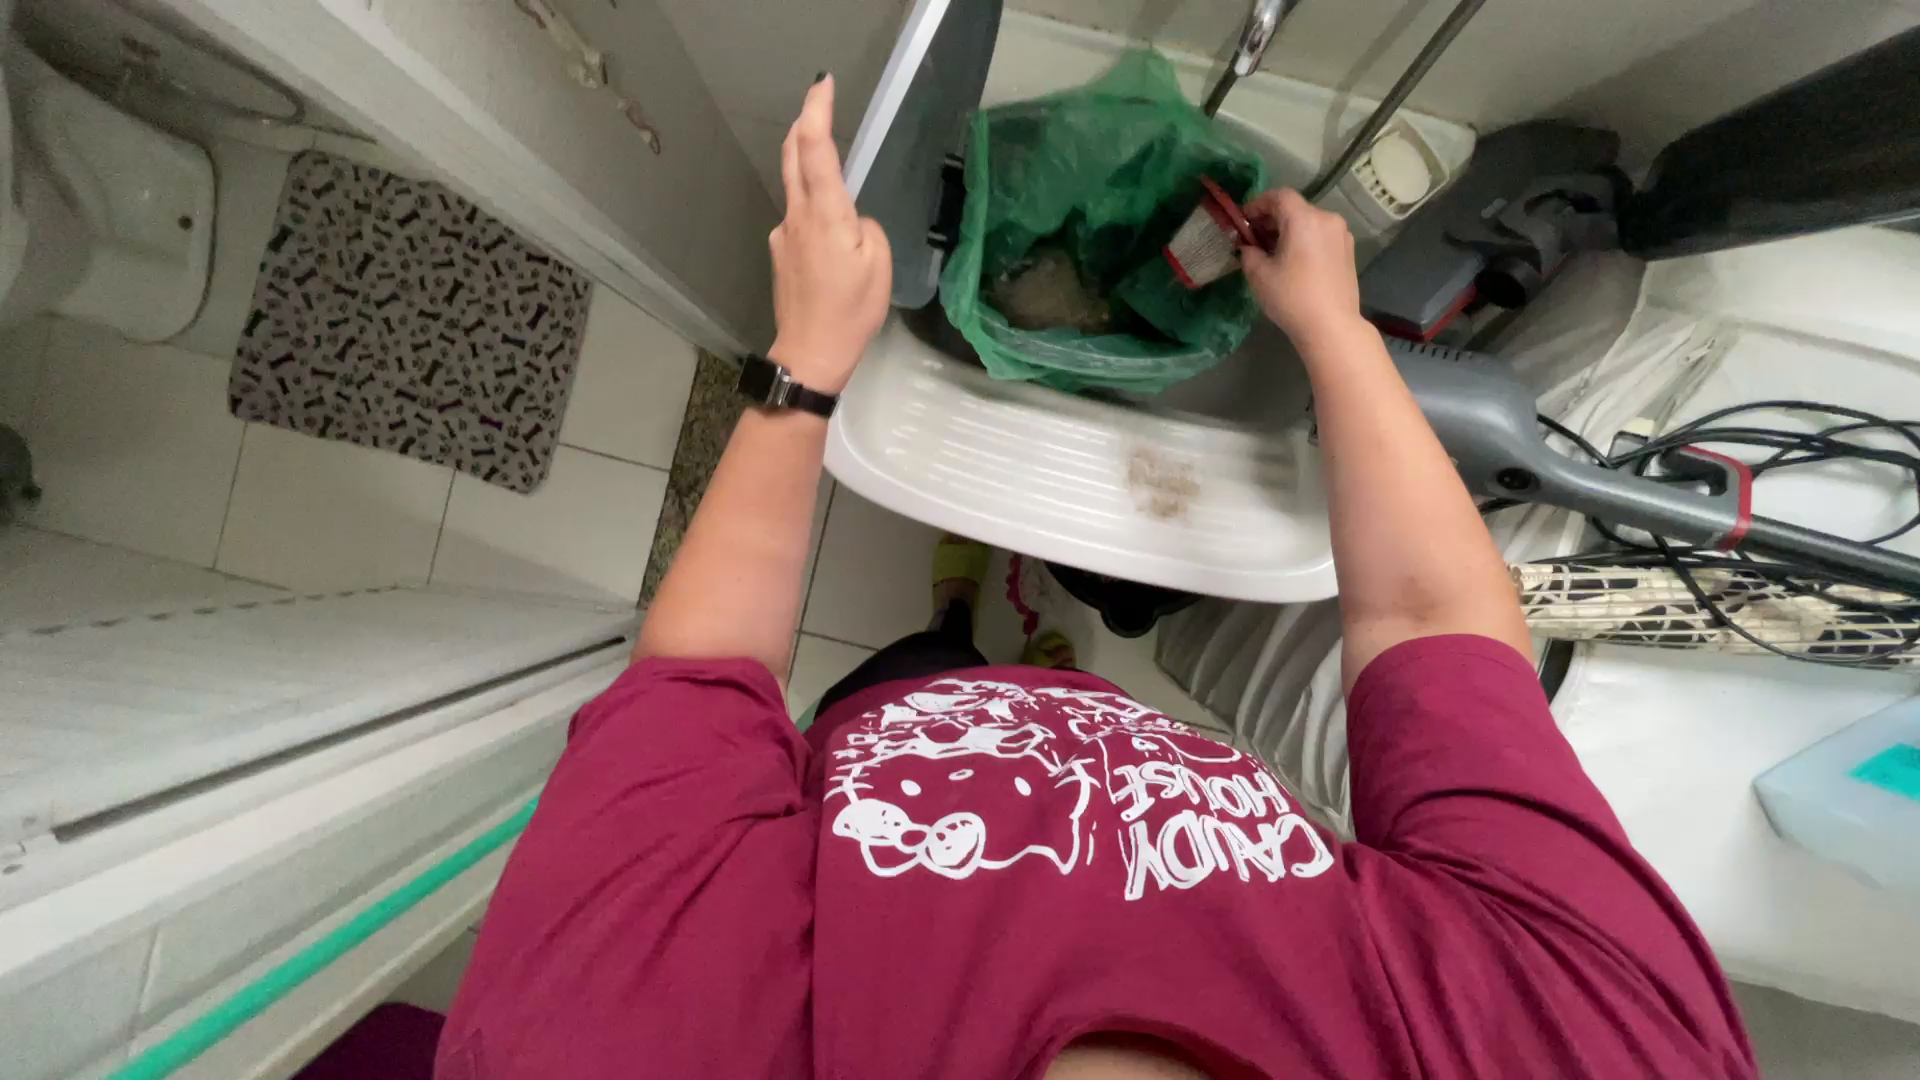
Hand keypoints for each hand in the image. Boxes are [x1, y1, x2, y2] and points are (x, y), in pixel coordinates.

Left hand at [766, 75, 891, 394]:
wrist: (811, 354)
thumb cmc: (850, 313)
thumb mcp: (879, 266)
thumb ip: (868, 228)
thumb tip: (853, 219)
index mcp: (825, 214)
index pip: (817, 148)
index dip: (818, 110)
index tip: (825, 85)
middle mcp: (797, 216)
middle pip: (794, 155)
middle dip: (804, 124)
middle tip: (818, 106)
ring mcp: (783, 235)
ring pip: (795, 188)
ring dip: (808, 167)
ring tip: (829, 168)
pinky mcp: (780, 254)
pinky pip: (798, 220)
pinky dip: (811, 211)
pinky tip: (828, 236)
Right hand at [1239, 189, 1364, 346]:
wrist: (1330, 324)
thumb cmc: (1291, 298)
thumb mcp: (1259, 276)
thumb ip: (1249, 253)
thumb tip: (1247, 246)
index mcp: (1304, 219)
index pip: (1279, 196)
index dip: (1258, 203)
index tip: (1244, 219)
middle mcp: (1326, 219)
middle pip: (1295, 208)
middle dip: (1272, 219)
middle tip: (1253, 237)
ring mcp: (1341, 234)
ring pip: (1309, 222)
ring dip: (1288, 230)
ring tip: (1272, 251)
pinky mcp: (1347, 250)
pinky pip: (1320, 235)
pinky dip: (1304, 239)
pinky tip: (1294, 261)